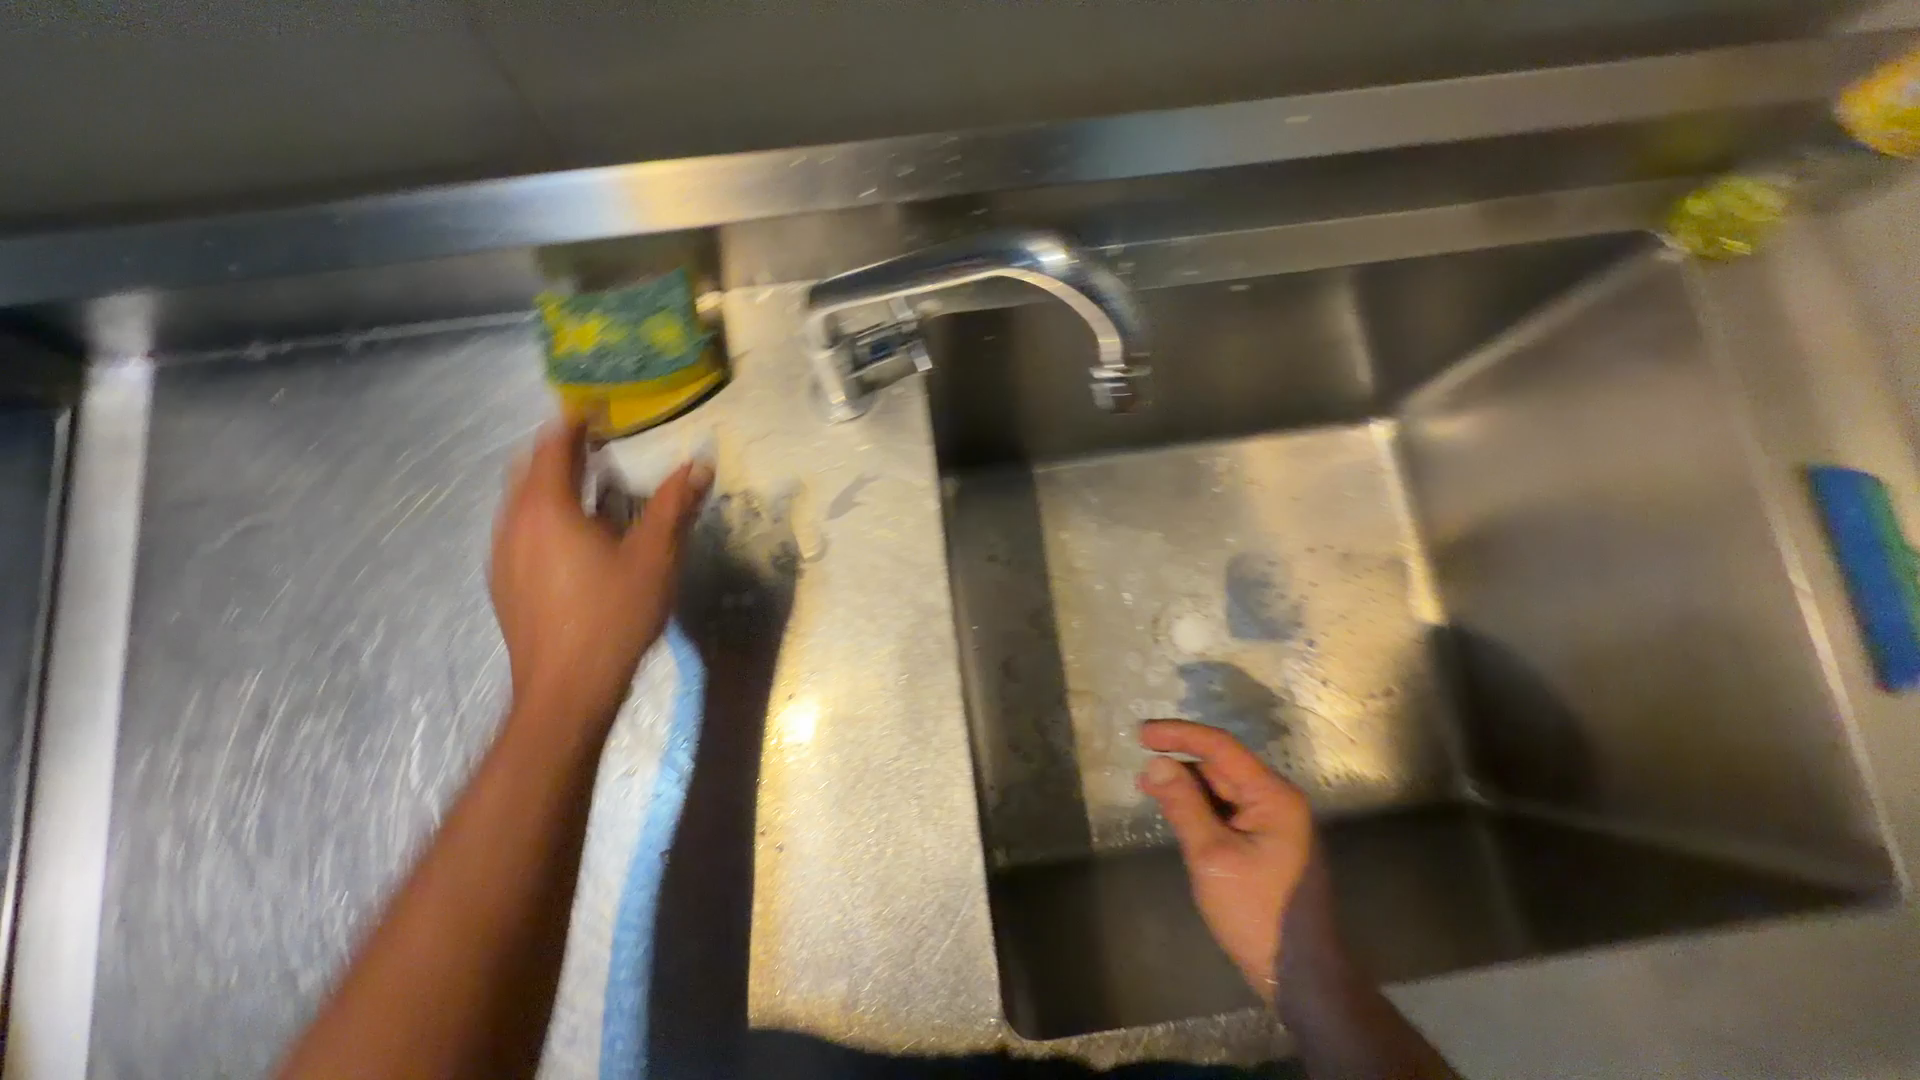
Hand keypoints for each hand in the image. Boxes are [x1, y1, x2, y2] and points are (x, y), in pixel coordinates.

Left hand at [489, 416, 711, 727]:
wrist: (565, 689)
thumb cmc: (613, 616)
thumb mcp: (654, 557)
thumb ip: (673, 505)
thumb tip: (698, 464)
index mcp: (547, 507)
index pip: (553, 445)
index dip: (574, 422)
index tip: (596, 408)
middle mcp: (513, 522)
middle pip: (528, 468)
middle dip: (558, 450)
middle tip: (595, 443)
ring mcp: (502, 554)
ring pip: (519, 501)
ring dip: (548, 484)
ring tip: (587, 487)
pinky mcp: (503, 582)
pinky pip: (518, 529)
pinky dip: (542, 515)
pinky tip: (573, 539)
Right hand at [1137, 719, 1315, 1003]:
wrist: (1300, 974)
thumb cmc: (1256, 912)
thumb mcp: (1212, 856)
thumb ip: (1184, 806)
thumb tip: (1156, 764)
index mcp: (1274, 797)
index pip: (1222, 748)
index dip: (1180, 735)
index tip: (1141, 734)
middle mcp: (1277, 800)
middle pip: (1222, 766)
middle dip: (1180, 762)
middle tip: (1140, 771)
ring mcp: (1274, 822)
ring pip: (1223, 788)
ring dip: (1187, 785)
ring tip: (1149, 790)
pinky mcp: (1266, 842)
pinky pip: (1228, 810)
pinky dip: (1199, 807)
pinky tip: (1176, 813)